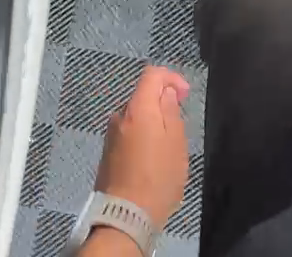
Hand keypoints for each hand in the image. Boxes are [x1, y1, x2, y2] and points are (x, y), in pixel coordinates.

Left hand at [94, 66, 191, 228]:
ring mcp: (110, 136)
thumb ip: (171, 111)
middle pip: (142, 95)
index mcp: (138, 108)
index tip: (184, 95)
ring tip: (166, 147)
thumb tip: (166, 93)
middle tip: (179, 124)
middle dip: (162, 102)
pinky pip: (127, 134)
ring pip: (135, 116)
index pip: (152, 74)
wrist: (124, 217)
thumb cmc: (158, 178)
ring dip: (151, 122)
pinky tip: (150, 160)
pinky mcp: (107, 154)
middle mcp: (120, 116)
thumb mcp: (176, 142)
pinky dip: (141, 137)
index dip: (171, 77)